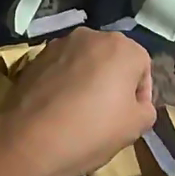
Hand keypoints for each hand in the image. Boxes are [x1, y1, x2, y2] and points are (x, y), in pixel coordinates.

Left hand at [0, 28, 153, 175]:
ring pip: (83, 61)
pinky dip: (63, 82)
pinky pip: (59, 68)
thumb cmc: (91, 130)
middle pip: (111, 58)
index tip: (130, 116)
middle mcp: (90, 36)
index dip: (140, 94)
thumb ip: (145, 107)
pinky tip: (58, 106)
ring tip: (81, 110)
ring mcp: (58, 45)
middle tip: (108, 112)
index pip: (142, 67)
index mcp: (121, 46)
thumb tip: (135, 102)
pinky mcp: (34, 58)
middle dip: (113, 81)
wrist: (29, 139)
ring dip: (87, 79)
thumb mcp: (136, 126)